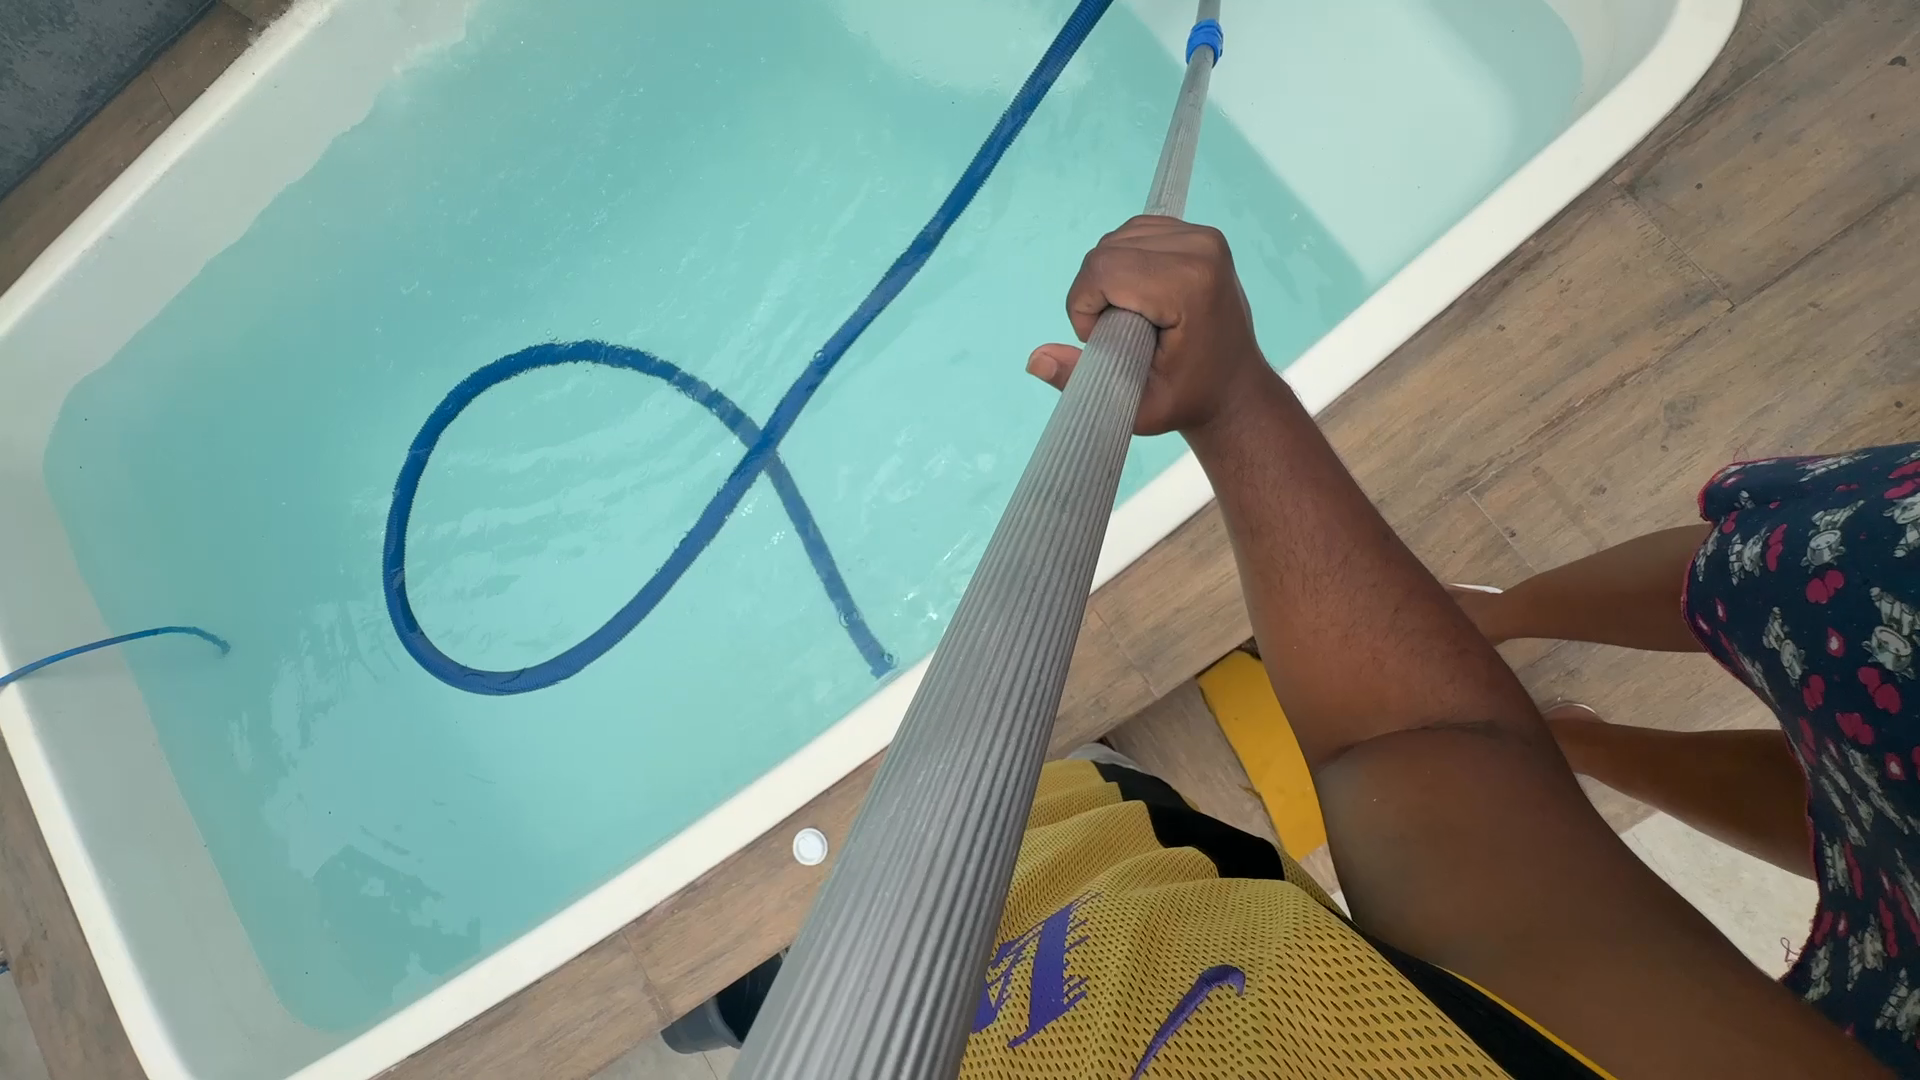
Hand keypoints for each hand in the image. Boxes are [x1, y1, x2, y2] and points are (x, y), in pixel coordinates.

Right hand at [1026, 215, 1272, 436]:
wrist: (1235, 391)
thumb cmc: (1187, 403)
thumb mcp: (1132, 406)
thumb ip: (1078, 381)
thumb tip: (1034, 359)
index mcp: (1189, 285)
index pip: (1103, 270)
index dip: (1085, 307)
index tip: (1102, 342)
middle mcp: (1199, 248)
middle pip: (1106, 251)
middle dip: (1092, 294)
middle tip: (1113, 334)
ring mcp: (1202, 236)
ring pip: (1117, 239)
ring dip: (1106, 279)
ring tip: (1127, 317)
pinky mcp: (1199, 234)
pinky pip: (1136, 233)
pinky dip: (1123, 264)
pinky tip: (1138, 297)